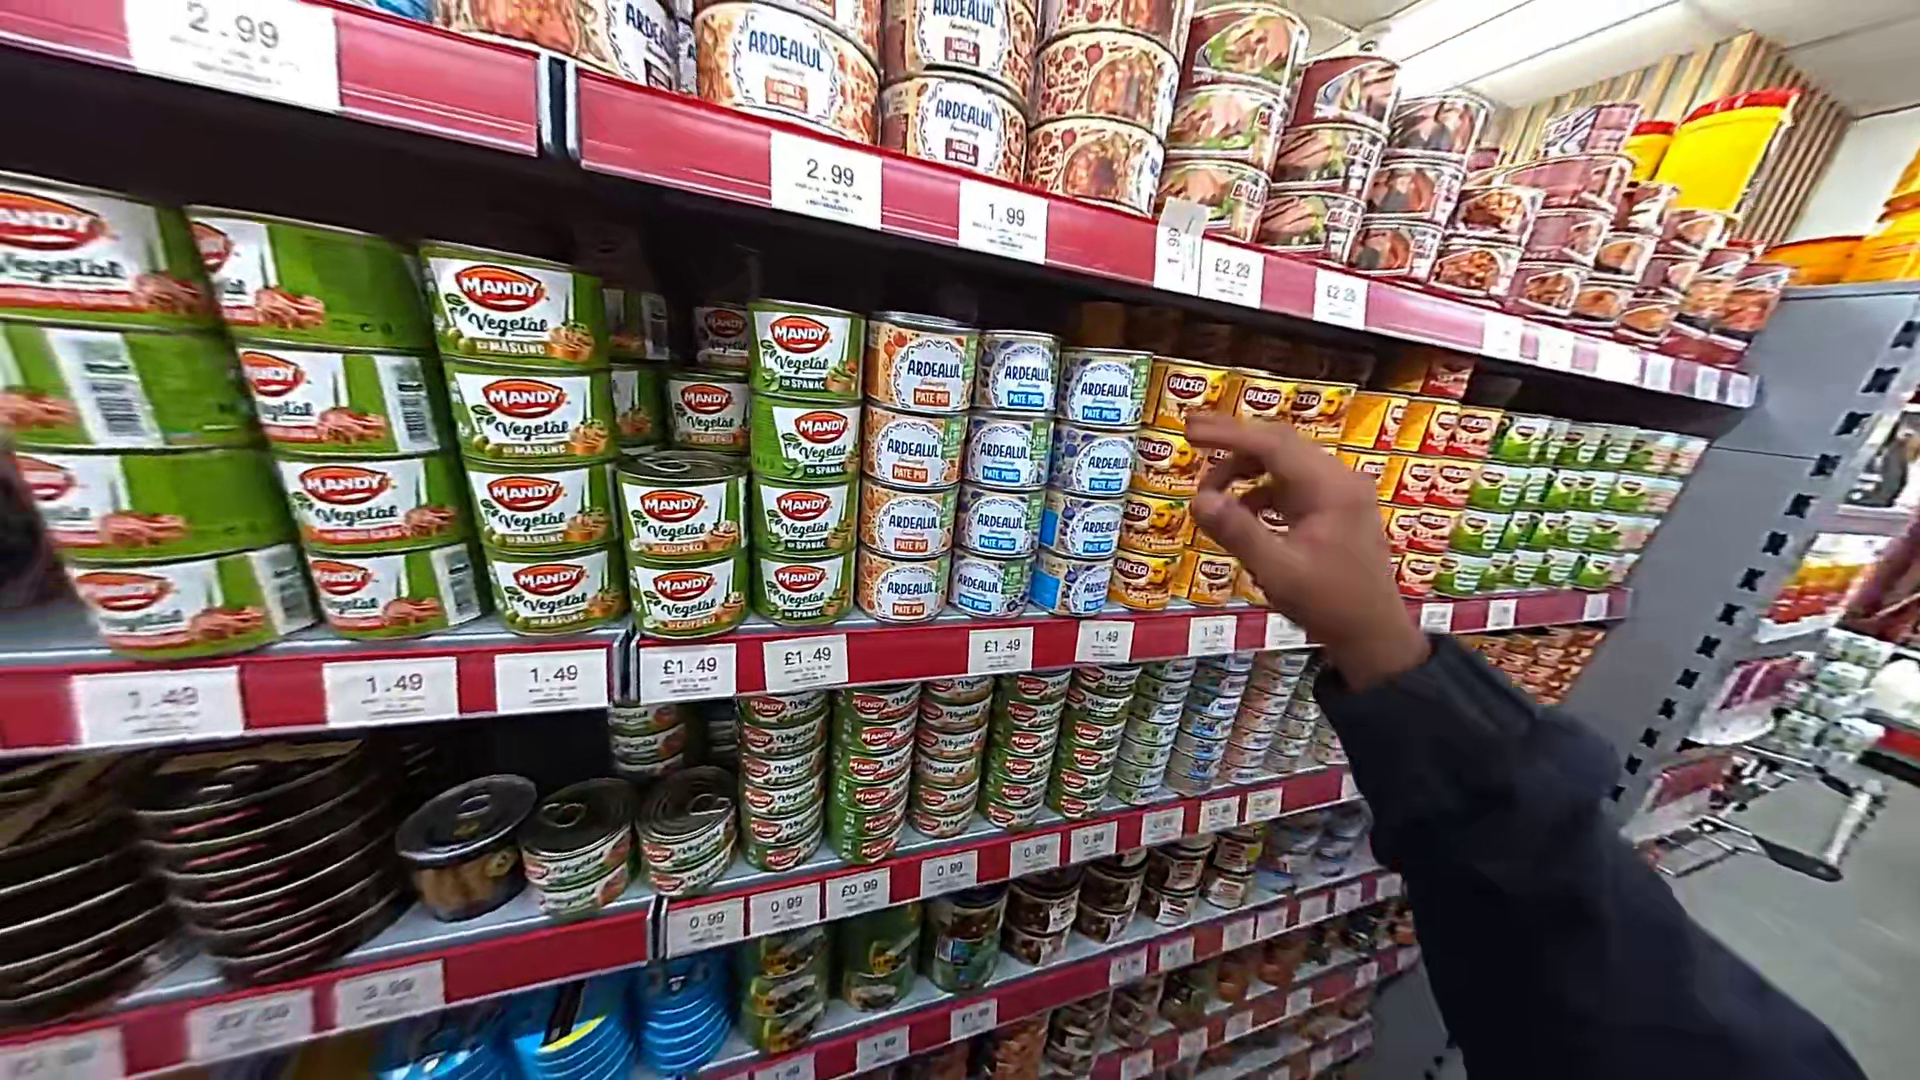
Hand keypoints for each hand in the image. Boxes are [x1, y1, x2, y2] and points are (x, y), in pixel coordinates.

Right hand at [1186, 414, 1428, 689]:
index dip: (1228, 434)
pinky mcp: (1331, 510)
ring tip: (1209, 495)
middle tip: (1191, 439)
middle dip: (1232, 444)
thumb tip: (1197, 500)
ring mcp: (1337, 494)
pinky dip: (1256, 492)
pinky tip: (1238, 515)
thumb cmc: (1327, 603)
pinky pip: (1287, 486)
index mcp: (1329, 488)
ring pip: (1281, 464)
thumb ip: (1237, 531)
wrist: (1372, 635)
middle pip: (1278, 445)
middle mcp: (1337, 480)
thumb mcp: (1276, 570)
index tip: (1190, 429)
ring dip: (1242, 471)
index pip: (1273, 445)